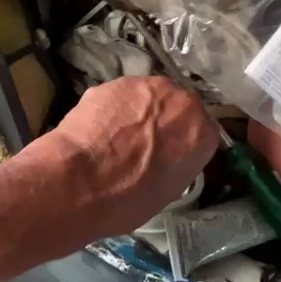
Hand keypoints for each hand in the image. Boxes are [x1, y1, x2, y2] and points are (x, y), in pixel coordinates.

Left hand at [17, 76, 219, 235]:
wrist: (78, 181)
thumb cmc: (127, 199)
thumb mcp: (167, 192)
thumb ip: (175, 165)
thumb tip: (163, 160)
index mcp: (202, 133)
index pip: (200, 133)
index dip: (181, 144)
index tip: (168, 156)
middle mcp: (181, 101)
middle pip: (176, 107)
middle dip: (162, 122)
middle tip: (141, 144)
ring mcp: (146, 86)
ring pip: (147, 97)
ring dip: (137, 112)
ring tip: (115, 137)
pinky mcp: (113, 82)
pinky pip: (119, 96)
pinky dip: (111, 109)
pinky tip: (96, 129)